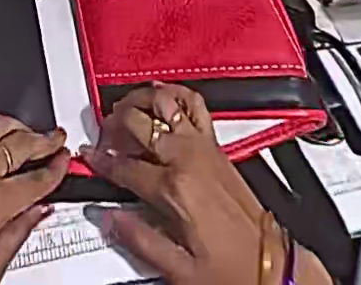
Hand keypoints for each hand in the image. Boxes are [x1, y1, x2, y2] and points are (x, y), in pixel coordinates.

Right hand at [82, 84, 331, 284]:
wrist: (271, 261)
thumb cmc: (231, 267)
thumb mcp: (179, 269)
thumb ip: (139, 239)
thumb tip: (109, 218)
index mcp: (173, 188)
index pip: (125, 167)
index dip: (102, 161)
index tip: (90, 155)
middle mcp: (187, 157)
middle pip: (139, 124)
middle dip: (114, 124)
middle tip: (104, 131)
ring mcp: (202, 144)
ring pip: (163, 103)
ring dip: (140, 100)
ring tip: (126, 106)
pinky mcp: (215, 142)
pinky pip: (194, 103)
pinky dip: (175, 93)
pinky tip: (162, 93)